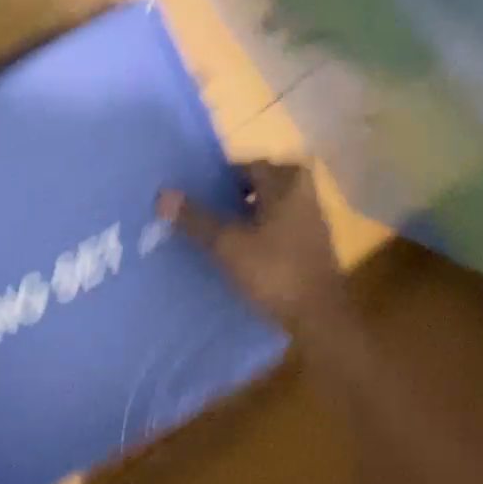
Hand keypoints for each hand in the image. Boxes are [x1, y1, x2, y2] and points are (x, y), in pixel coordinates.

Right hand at [158, 160, 348, 330]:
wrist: (320, 318)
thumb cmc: (275, 272)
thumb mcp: (228, 244)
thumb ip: (196, 219)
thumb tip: (163, 194)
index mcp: (287, 183)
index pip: (248, 165)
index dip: (220, 176)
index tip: (197, 192)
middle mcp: (304, 194)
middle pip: (262, 183)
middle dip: (235, 193)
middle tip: (207, 208)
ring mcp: (311, 220)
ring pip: (272, 205)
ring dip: (247, 212)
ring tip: (218, 229)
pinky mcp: (312, 245)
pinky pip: (280, 225)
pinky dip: (260, 230)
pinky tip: (240, 250)